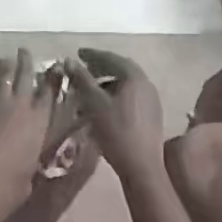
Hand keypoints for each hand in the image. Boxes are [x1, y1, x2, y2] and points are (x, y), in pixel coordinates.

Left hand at [0, 49, 55, 220]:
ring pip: (2, 76)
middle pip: (25, 74)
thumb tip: (32, 147)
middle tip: (25, 51)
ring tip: (6, 62)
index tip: (56, 68)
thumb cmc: (5, 193)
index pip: (49, 92)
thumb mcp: (29, 175)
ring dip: (5, 69)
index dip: (53, 79)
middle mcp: (18, 105)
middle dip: (26, 61)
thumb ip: (33, 153)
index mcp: (38, 121)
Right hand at [67, 49, 165, 174]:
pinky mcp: (152, 115)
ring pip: (126, 85)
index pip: (112, 57)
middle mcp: (147, 83)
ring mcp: (152, 100)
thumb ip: (82, 80)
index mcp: (135, 76)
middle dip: (101, 68)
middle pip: (121, 69)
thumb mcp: (95, 104)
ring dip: (108, 84)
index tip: (78, 53)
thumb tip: (69, 61)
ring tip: (91, 92)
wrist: (143, 168)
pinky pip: (131, 97)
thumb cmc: (117, 132)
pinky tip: (105, 108)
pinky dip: (116, 96)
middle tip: (84, 70)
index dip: (93, 54)